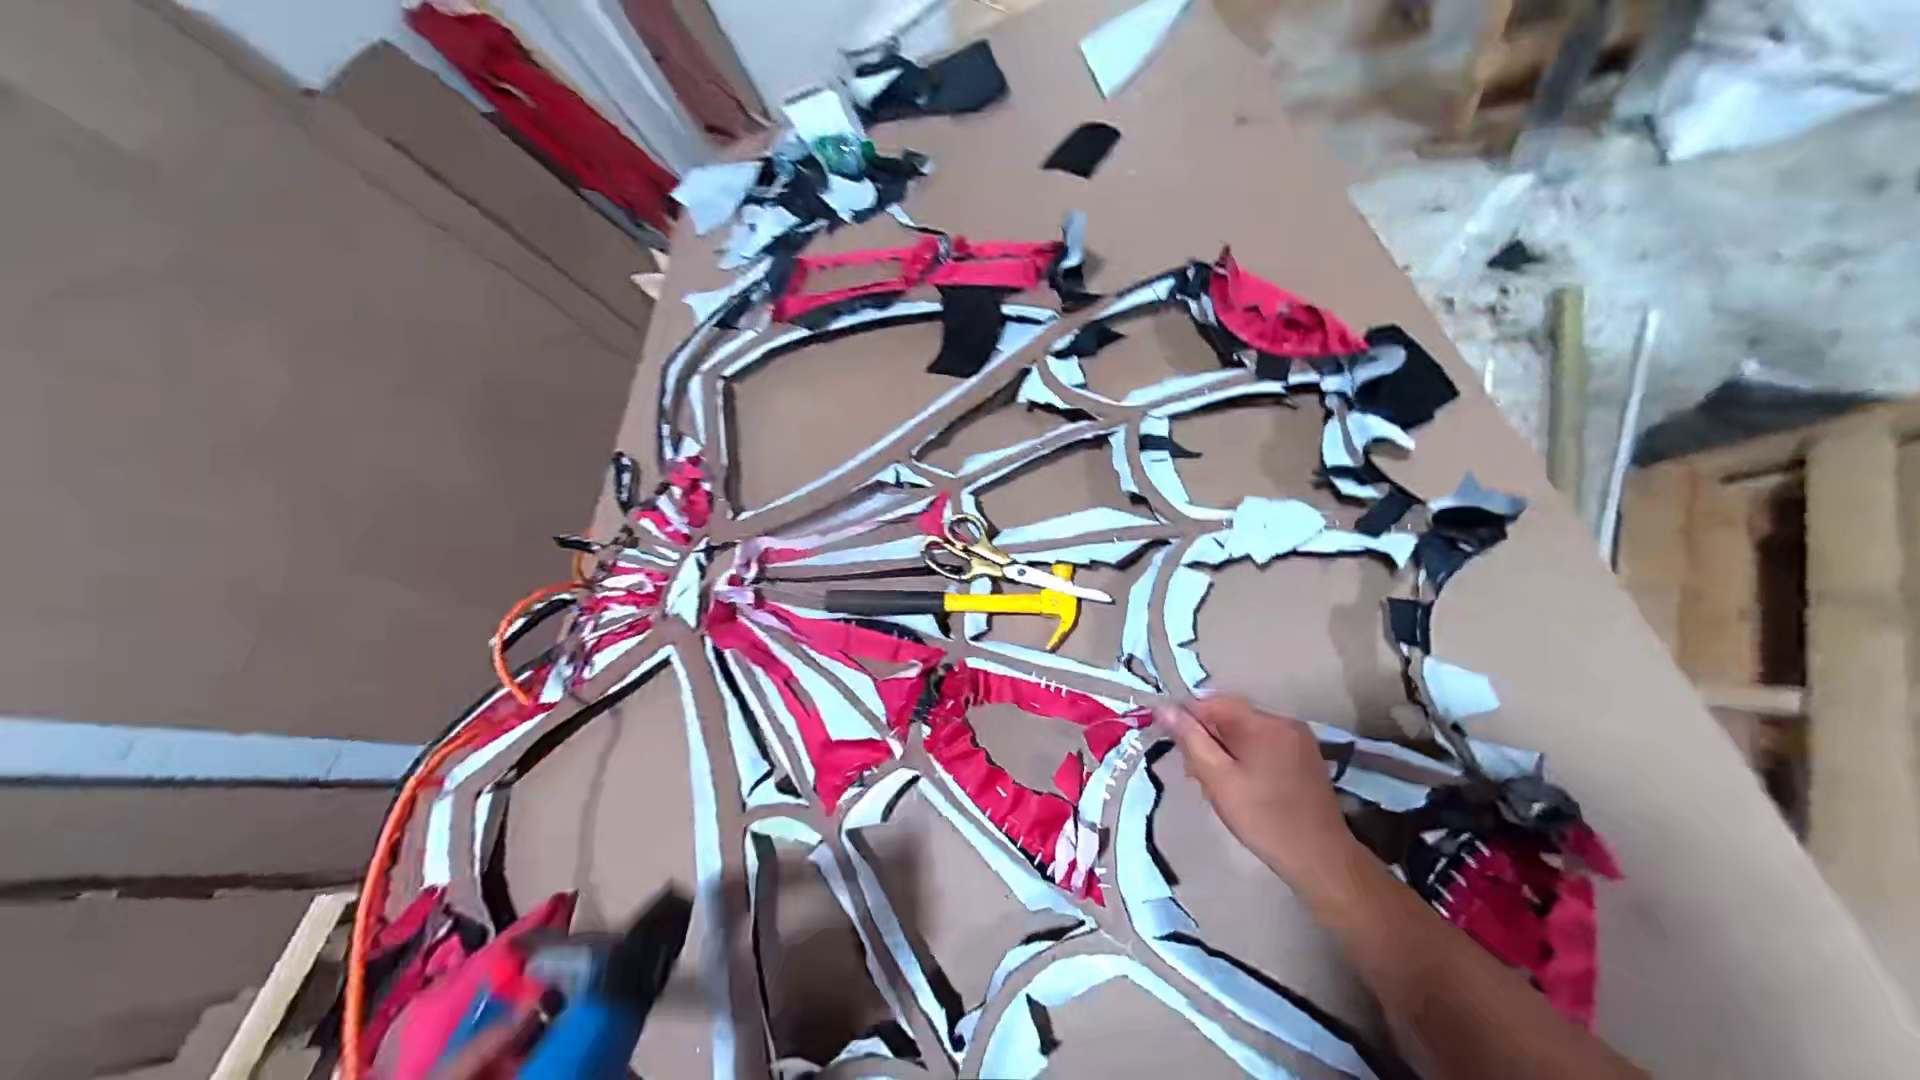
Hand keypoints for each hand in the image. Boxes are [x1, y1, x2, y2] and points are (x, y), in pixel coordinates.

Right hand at [1159, 697, 1358, 884]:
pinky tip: (1238, 785)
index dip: (1186, 718)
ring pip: (1245, 732)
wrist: (1321, 861)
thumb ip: (1190, 739)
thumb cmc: (1264, 819)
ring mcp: (1298, 740)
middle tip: (1193, 774)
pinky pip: (1263, 745)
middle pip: (1230, 716)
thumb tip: (1163, 708)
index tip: (1171, 743)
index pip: (1212, 703)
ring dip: (1223, 750)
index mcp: (1264, 723)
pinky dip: (1243, 758)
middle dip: (1205, 739)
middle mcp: (1285, 723)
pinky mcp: (1304, 758)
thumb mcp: (1218, 779)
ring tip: (1213, 784)